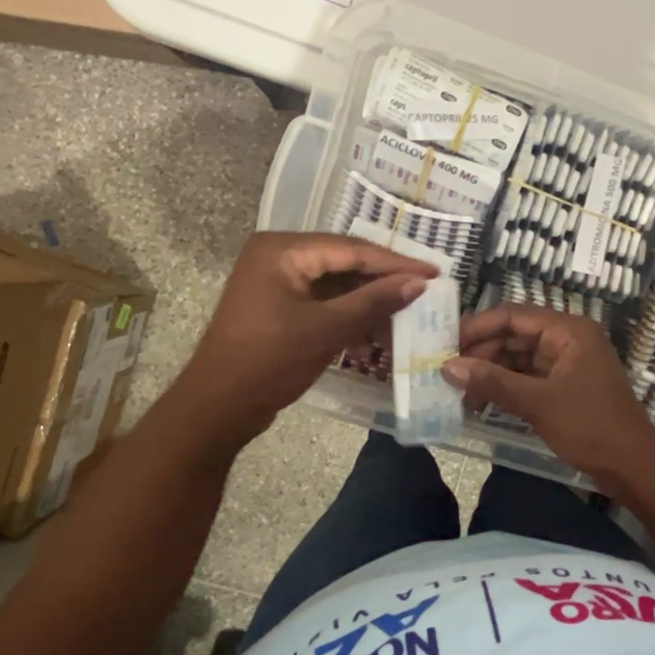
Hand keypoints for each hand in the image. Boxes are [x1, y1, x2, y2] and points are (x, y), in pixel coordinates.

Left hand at [191, 232, 436, 441]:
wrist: (220, 406)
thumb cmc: (269, 361)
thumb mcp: (326, 329)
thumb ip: (373, 302)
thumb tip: (418, 283)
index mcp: (282, 250)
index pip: (351, 249)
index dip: (395, 262)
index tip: (434, 272)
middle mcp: (277, 256)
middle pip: (344, 262)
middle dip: (384, 280)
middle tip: (426, 290)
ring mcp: (277, 282)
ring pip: (336, 284)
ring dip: (369, 301)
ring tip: (409, 314)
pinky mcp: (279, 307)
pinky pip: (324, 302)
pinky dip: (350, 314)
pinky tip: (378, 330)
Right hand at [442, 304, 654, 483]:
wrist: (635, 467)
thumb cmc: (591, 427)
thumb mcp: (538, 403)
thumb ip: (493, 382)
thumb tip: (448, 367)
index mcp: (568, 331)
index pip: (513, 315)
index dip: (477, 328)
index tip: (444, 346)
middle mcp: (568, 340)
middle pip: (514, 336)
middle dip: (481, 354)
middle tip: (447, 375)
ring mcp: (569, 365)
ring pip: (519, 359)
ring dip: (491, 374)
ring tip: (461, 395)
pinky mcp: (566, 388)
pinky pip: (529, 379)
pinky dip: (507, 389)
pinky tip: (482, 404)